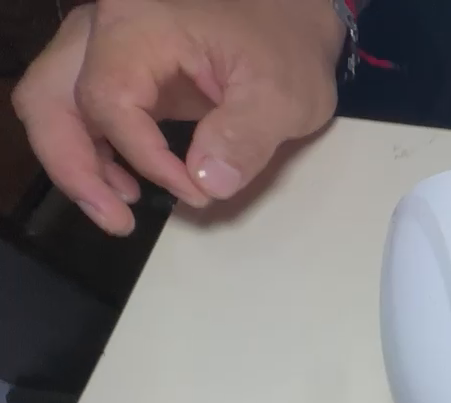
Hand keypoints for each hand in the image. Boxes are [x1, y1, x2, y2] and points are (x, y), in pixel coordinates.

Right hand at [10, 0, 342, 235]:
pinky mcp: (120, 69)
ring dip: (77, 160)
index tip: (196, 194)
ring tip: (118, 211)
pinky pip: (85, 108)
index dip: (145, 157)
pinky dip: (98, 148)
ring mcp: (103, 48)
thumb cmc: (287, 50)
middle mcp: (101, 30)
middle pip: (50, 97)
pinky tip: (128, 183)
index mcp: (138, 27)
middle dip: (73, 164)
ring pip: (55, 102)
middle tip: (115, 222)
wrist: (287, 15)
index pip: (109, 99)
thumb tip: (206, 183)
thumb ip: (245, 136)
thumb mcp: (285, 97)